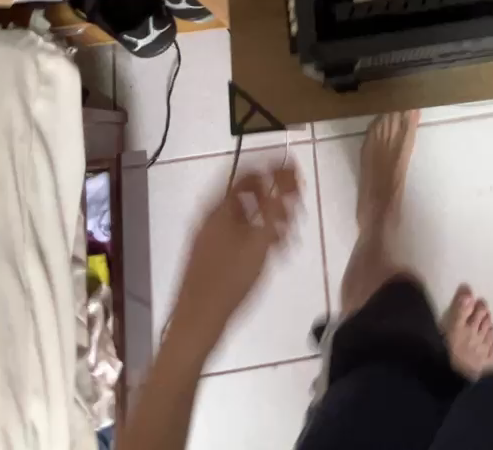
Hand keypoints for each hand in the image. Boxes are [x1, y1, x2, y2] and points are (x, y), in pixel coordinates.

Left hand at [167, 163, 302, 348]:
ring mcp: (209, 238)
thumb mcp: (258, 244)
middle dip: (275, 196)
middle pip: (247, 195)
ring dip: (270, 217)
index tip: (293, 167)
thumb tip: (287, 179)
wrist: (195, 325)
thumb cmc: (228, 283)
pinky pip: (239, 234)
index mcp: (219, 209)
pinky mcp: (211, 257)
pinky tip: (274, 249)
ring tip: (290, 231)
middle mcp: (211, 218)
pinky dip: (258, 234)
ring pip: (245, 216)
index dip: (272, 166)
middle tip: (297, 202)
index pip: (248, 173)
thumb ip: (275, 210)